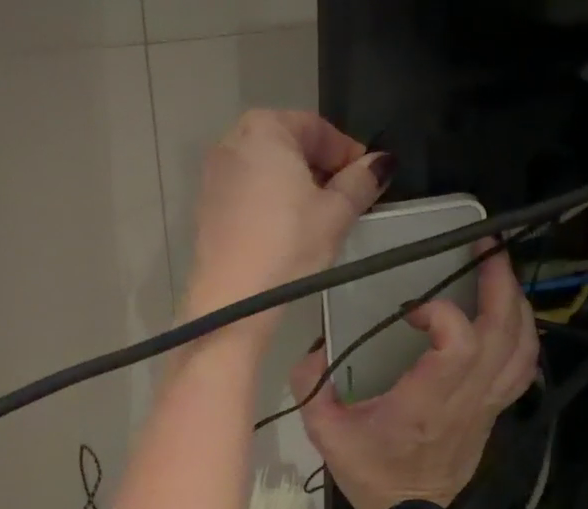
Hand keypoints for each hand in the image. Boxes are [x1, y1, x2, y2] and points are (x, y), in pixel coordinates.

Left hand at [184, 110, 392, 320]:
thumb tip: (381, 163)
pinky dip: (270, 204)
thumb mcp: (336, 212)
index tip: (367, 180)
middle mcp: (231, 141)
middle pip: (289, 146)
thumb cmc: (288, 246)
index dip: (348, 154)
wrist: (232, 302)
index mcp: (264, 128)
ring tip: (318, 220)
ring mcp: (214, 176)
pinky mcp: (206, 208)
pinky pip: (248, 194)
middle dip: (320, 169)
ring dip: (295, 188)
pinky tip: (286, 233)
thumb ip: (362, 181)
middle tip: (345, 201)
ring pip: (267, 171)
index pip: (318, 129)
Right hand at [290, 241, 538, 508]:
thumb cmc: (369, 475)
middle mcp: (466, 400)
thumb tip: (317, 347)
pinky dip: (524, 335)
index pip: (458, 344)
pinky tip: (509, 317)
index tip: (413, 309)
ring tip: (499, 272)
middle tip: (485, 246)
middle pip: (502, 332)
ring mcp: (487, 405)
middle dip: (498, 282)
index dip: (442, 313)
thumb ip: (312, 387)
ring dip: (516, 303)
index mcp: (426, 405)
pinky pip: (523, 366)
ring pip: (522, 345)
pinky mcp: (495, 411)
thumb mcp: (325, 435)